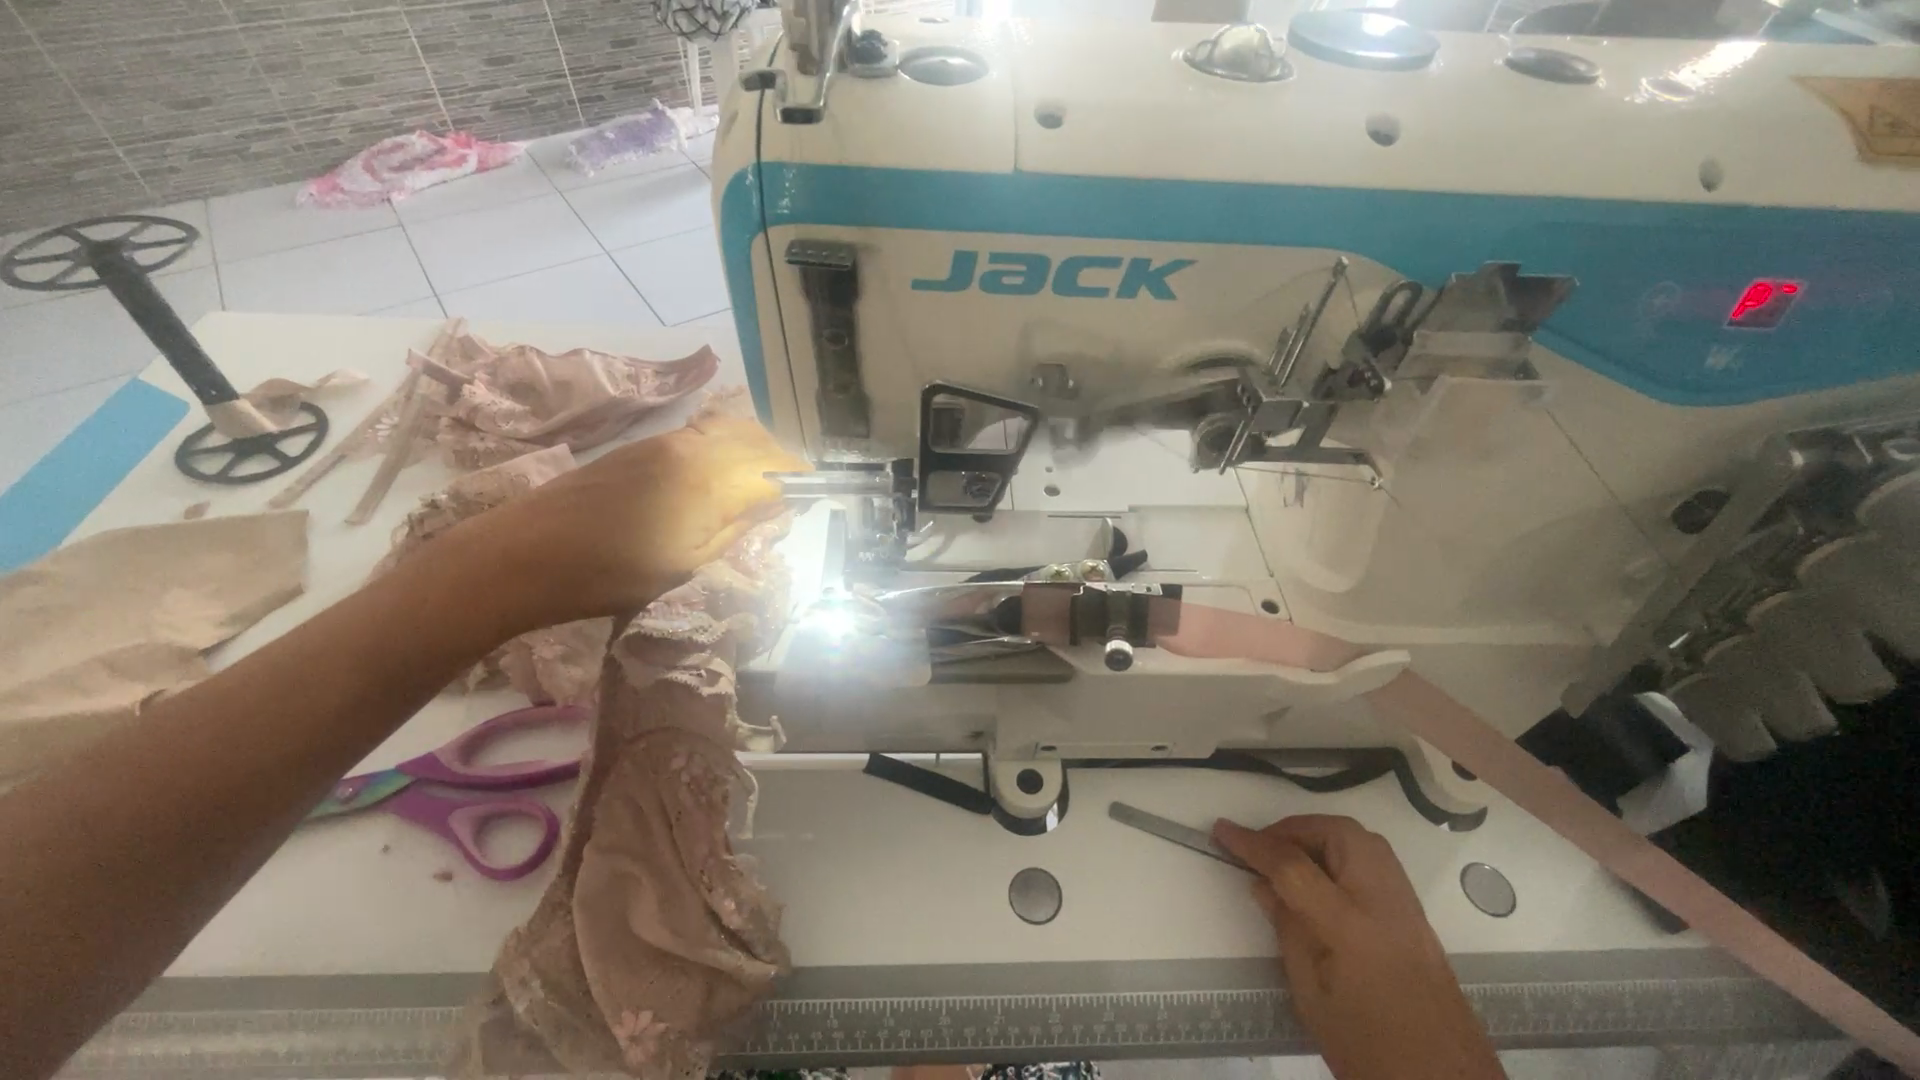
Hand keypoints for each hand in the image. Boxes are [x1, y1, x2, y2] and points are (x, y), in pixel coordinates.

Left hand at [443, 413, 808, 629]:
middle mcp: (691, 449)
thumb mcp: (685, 564)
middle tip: (789, 492)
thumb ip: (736, 529)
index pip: (773, 471)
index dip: (798, 483)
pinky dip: (723, 448)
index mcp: (708, 482)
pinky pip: (700, 435)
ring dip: (753, 451)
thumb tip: (775, 507)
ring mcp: (663, 442)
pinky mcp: (640, 445)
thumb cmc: (608, 576)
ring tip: (757, 485)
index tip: (814, 496)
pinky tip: (717, 478)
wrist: (522, 555)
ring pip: (727, 431)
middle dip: (780, 460)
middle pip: (755, 439)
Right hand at [1213, 815, 1503, 1079]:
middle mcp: (1385, 903)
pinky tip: (1322, 879)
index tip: (1220, 831)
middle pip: (1338, 833)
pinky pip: (1376, 861)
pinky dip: (1342, 853)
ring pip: (1362, 840)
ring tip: (1288, 859)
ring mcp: (1407, 907)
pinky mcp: (1416, 917)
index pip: (1292, 866)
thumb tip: (1264, 885)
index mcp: (1351, 927)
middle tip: (1262, 849)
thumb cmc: (1368, 1049)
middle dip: (1293, 829)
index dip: (1251, 844)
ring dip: (1320, 837)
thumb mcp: (1311, 996)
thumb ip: (1287, 930)